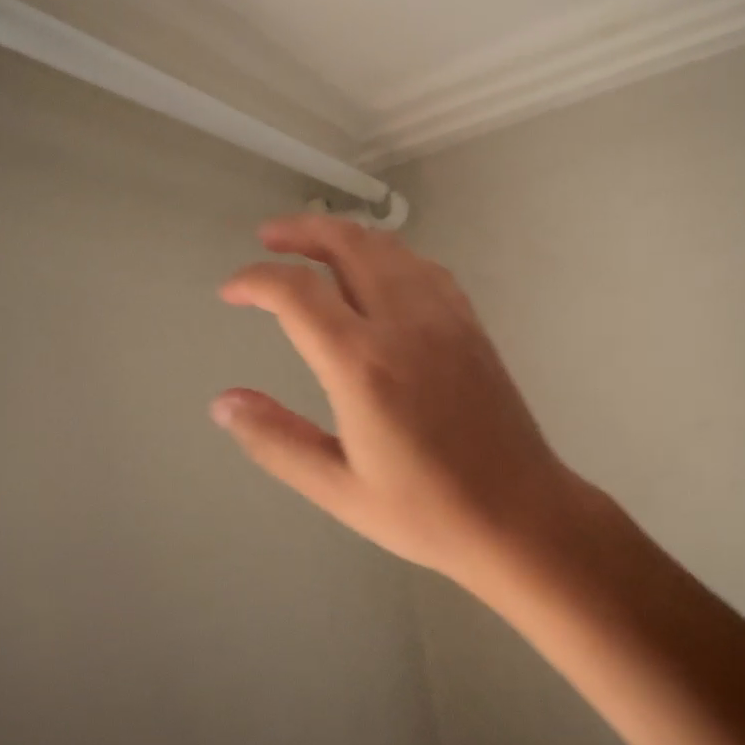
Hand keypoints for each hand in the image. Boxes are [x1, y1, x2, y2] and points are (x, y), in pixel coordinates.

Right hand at [212, 215, 582, 581]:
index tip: (231, 291)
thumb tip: (223, 402)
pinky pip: (423, 268)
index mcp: (364, 364)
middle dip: (301, 231)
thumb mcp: (338, 488)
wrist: (520, 514)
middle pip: (348, 244)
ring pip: (389, 248)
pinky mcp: (470, 324)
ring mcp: (445, 318)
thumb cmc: (426, 511)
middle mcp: (405, 323)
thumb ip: (277, 440)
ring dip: (345, 236)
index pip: (297, 293)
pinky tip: (378, 273)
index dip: (255, 281)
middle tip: (268, 237)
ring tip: (314, 248)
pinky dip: (388, 255)